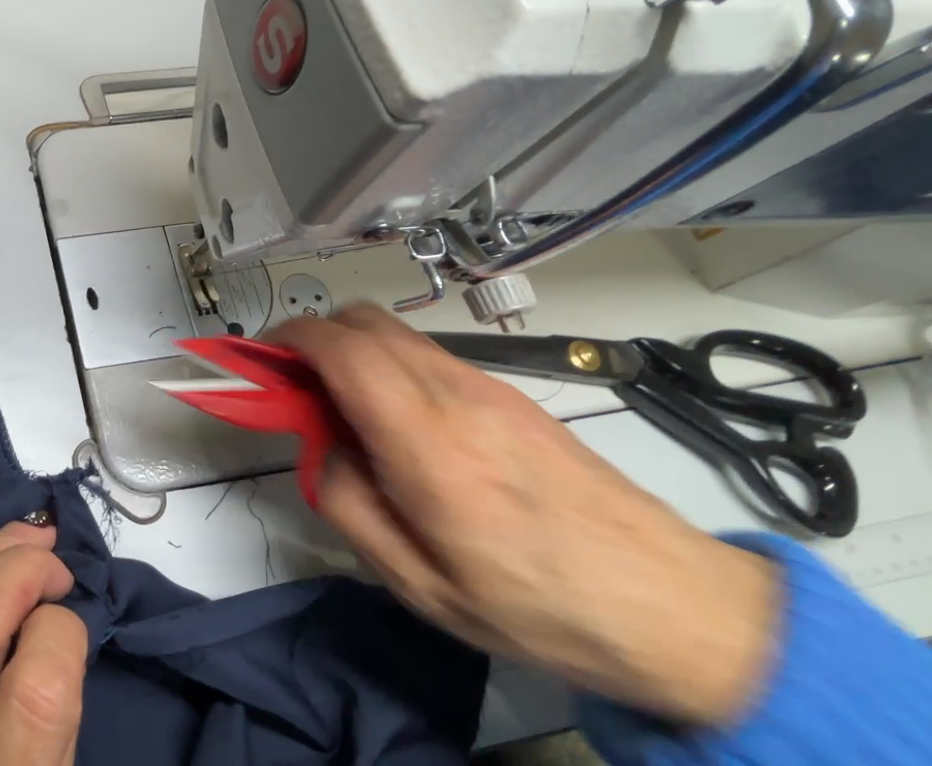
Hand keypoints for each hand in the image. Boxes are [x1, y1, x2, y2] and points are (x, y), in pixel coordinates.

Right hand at [273, 305, 780, 727]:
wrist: (673, 609)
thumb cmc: (534, 608)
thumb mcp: (416, 583)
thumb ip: (347, 502)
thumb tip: (320, 446)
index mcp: (427, 443)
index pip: (342, 348)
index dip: (288, 339)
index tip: (258, 362)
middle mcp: (457, 395)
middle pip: (365, 321)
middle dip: (313, 338)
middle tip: (294, 389)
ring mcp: (491, 389)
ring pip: (397, 333)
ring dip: (352, 352)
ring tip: (342, 411)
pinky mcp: (514, 397)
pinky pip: (431, 357)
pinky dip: (390, 366)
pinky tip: (398, 424)